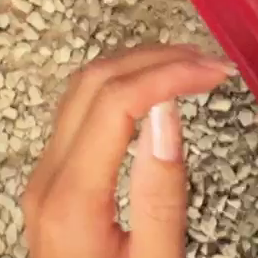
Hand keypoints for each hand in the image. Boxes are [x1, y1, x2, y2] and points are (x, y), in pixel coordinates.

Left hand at [23, 45, 234, 257]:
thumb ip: (161, 195)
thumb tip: (167, 110)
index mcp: (70, 199)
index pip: (115, 99)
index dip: (167, 72)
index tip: (213, 71)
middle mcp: (47, 177)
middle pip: (93, 81)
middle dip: (154, 58)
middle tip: (208, 62)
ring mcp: (43, 178)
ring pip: (82, 88)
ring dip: (135, 65)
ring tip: (188, 67)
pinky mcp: (51, 183)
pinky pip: (79, 110)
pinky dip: (120, 86)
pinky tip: (152, 92)